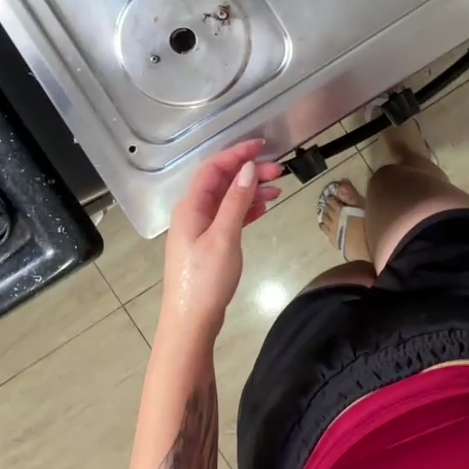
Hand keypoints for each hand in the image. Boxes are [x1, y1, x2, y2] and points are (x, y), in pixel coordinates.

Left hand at [159, 140, 282, 340]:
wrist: (191, 323)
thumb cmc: (206, 279)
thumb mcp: (225, 236)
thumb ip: (236, 201)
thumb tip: (248, 168)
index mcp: (190, 207)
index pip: (213, 168)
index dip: (236, 153)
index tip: (262, 145)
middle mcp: (192, 213)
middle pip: (220, 181)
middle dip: (248, 171)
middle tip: (278, 171)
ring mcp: (199, 229)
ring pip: (226, 199)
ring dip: (249, 189)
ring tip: (277, 189)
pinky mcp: (207, 245)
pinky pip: (228, 216)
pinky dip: (245, 208)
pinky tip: (262, 207)